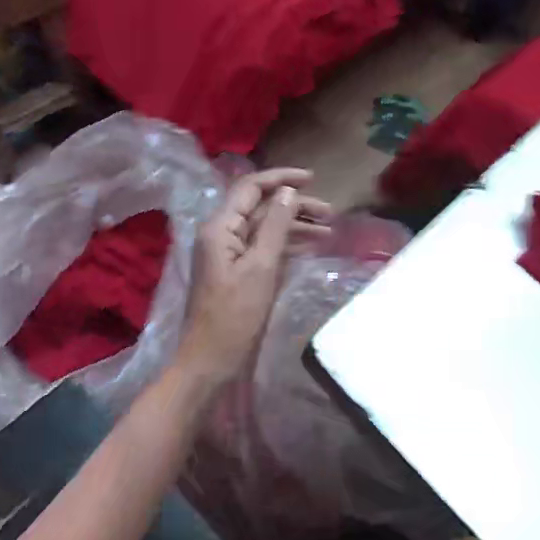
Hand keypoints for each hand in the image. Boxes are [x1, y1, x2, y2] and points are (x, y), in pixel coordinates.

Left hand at [177, 169, 331, 384]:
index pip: (250, 188)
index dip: (281, 179)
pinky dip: (286, 245)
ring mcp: (228, 253)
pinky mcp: (236, 271)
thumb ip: (275, 226)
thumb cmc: (234, 316)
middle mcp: (221, 233)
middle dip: (294, 205)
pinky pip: (263, 248)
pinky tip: (310, 247)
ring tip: (328, 230)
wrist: (209, 361)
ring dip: (294, 225)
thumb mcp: (261, 268)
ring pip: (264, 228)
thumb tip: (288, 192)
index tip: (312, 179)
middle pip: (260, 207)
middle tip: (330, 213)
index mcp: (220, 227)